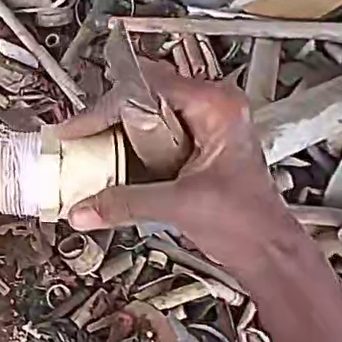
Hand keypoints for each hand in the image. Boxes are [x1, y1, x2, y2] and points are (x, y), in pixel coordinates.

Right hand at [52, 60, 297, 266]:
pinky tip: (106, 165)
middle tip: (76, 137)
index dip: (104, 110)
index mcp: (216, 107)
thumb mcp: (178, 206)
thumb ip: (125, 204)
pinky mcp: (188, 148)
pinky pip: (146, 137)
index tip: (75, 129)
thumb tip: (83, 206)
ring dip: (111, 134)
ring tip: (85, 150)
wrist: (266, 251)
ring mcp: (199, 128)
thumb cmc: (250, 223)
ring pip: (141, 116)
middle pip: (140, 96)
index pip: (145, 89)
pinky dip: (122, 149)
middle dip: (104, 118)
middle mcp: (209, 109)